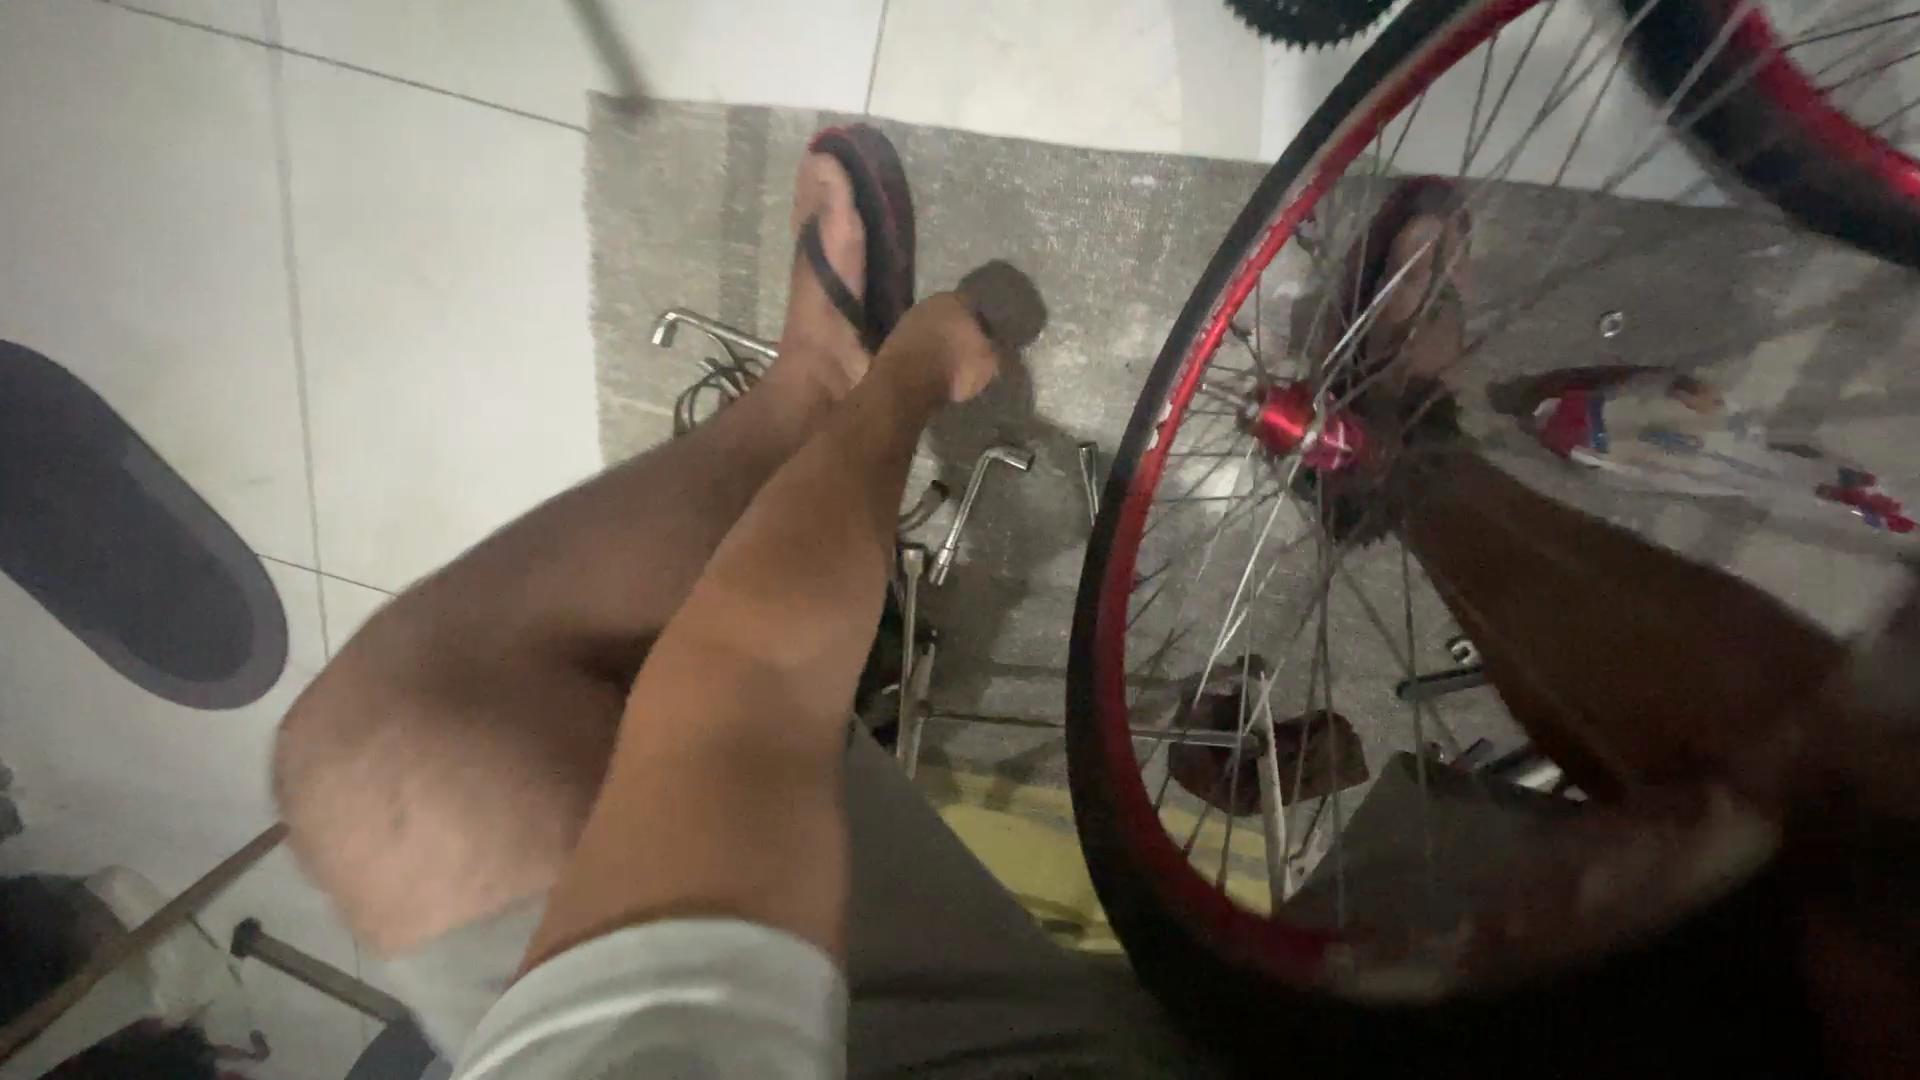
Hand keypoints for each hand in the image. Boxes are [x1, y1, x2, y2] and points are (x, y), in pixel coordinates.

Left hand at [879, 291, 1001, 403]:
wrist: (907, 382)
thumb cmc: (955, 365)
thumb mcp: (990, 362)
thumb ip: (998, 351)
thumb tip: (1002, 347)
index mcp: (956, 299)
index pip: (977, 305)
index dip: (986, 323)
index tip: (990, 340)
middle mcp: (930, 302)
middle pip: (952, 315)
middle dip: (961, 330)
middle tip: (970, 351)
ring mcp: (908, 321)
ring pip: (933, 329)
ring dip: (941, 342)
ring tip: (951, 362)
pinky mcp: (893, 342)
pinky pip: (918, 345)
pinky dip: (926, 354)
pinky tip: (932, 368)